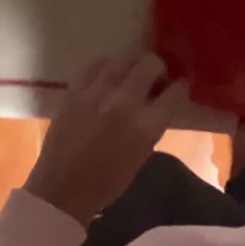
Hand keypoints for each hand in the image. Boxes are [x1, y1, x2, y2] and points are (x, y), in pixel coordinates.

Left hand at [25, 52, 188, 224]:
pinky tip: (107, 76)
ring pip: (124, 56)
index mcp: (144, 126)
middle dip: (159, 68)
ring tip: (132, 74)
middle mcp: (123, 102)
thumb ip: (154, 127)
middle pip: (151, 63)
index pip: (175, 92)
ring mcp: (96, 92)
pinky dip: (106, 66)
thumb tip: (160, 104)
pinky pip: (95, 64)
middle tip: (156, 78)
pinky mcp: (74, 90)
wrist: (62, 189)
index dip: (182, 86)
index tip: (181, 86)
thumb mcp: (142, 157)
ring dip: (133, 63)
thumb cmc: (107, 182)